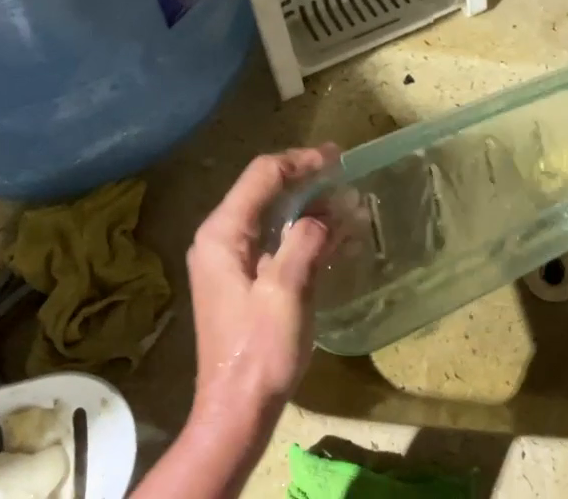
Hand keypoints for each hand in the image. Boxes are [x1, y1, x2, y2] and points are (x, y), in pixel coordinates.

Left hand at [184, 146, 336, 423]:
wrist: (237, 408)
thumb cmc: (260, 348)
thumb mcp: (287, 288)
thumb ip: (308, 238)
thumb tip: (331, 209)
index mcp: (222, 234)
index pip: (263, 175)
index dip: (302, 160)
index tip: (340, 158)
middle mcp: (219, 238)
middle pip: (265, 189)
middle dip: (308, 178)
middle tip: (347, 174)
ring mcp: (229, 260)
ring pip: (273, 214)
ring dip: (310, 205)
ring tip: (348, 203)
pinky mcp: (243, 279)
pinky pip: (275, 238)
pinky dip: (304, 230)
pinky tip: (334, 234)